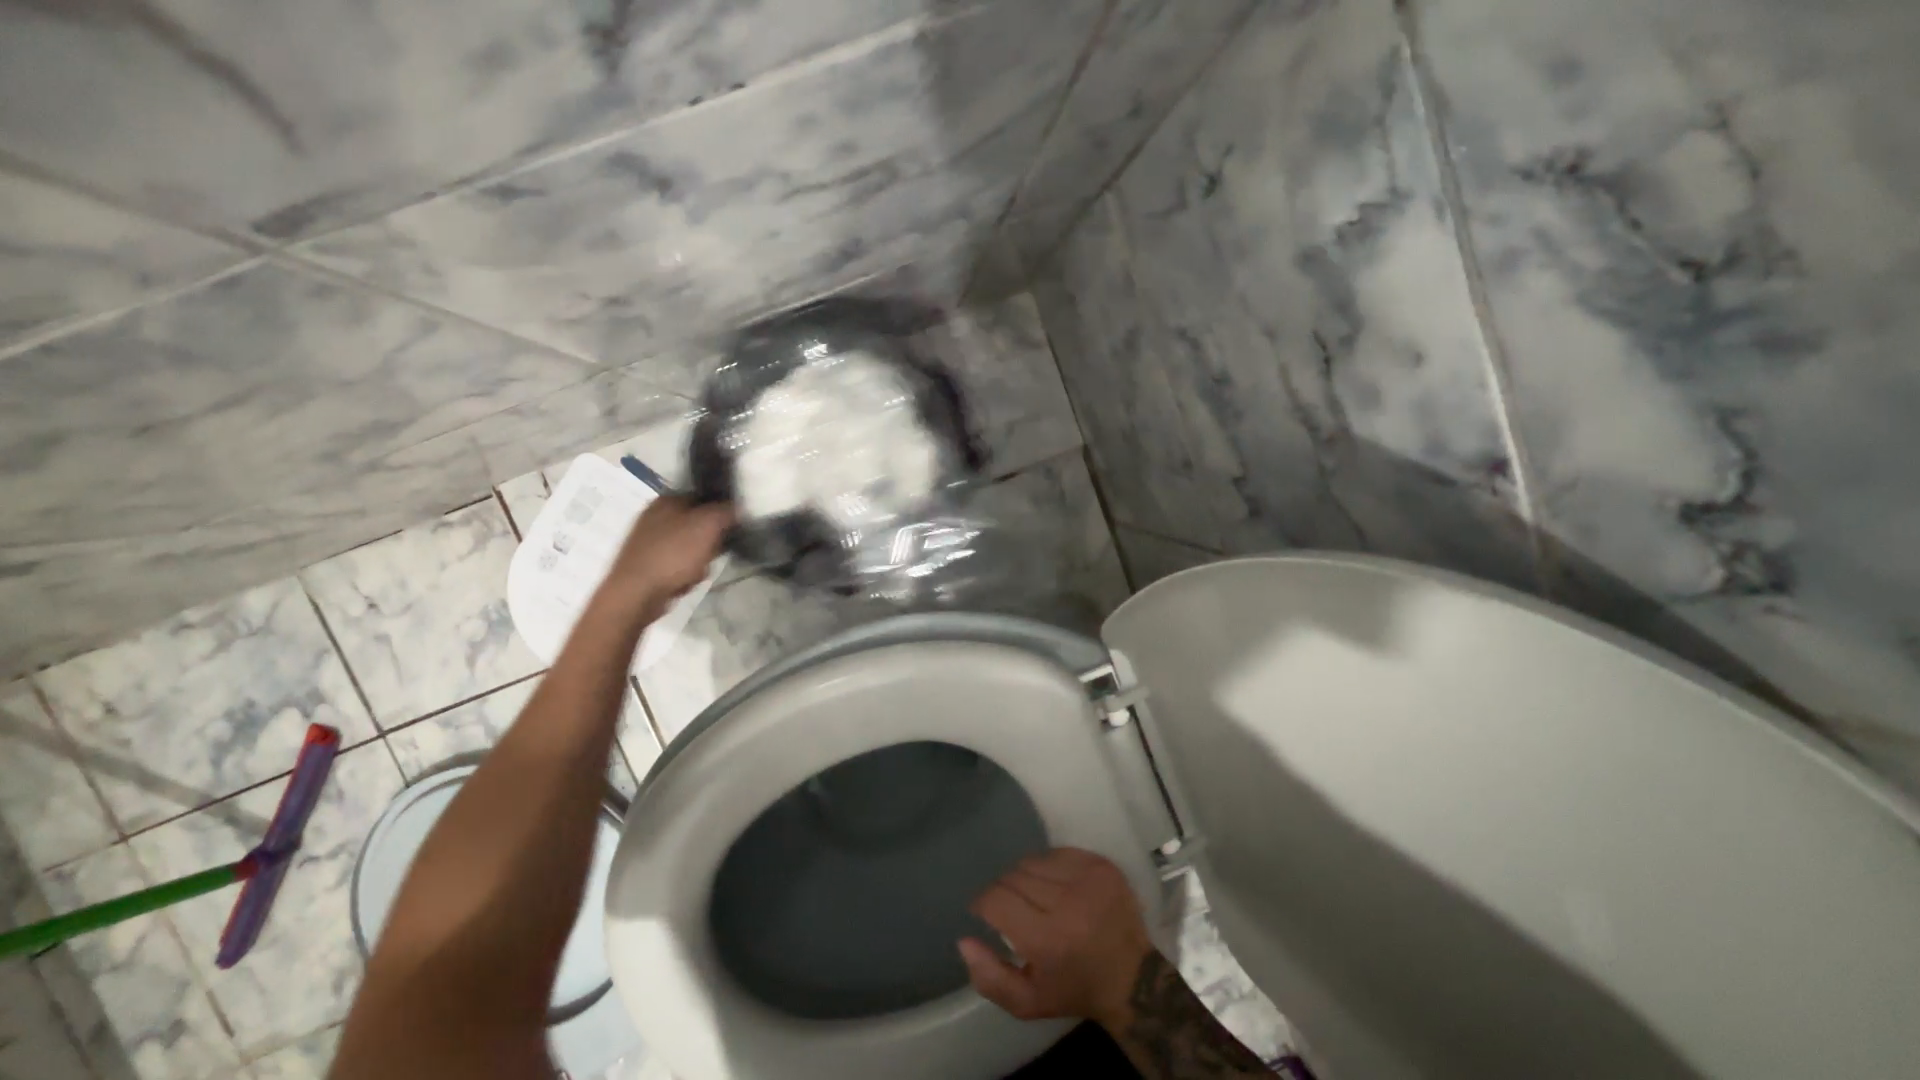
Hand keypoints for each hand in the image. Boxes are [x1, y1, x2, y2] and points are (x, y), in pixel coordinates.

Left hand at [599, 496, 732, 616]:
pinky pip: (676, 566)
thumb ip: (725, 511)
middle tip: (712, 553)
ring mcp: (648, 542)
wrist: (637, 593)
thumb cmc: (672, 554)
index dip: (720, 512)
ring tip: (696, 572)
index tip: (730, 528)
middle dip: (709, 543)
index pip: (702, 498)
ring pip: (689, 548)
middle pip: (697, 525)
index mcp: (666, 500)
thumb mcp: (707, 526)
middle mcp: (654, 516)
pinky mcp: (646, 565)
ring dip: (698, 561)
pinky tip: (682, 583)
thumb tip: (735, 508)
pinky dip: (683, 575)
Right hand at [958, 848, 1155, 1028]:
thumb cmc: (1074, 990)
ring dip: (1026, 877)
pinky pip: (1058, 853)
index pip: (996, 900)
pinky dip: (1049, 867)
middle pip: (1012, 877)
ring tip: (1035, 898)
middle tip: (1012, 910)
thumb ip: (989, 977)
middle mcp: (1068, 903)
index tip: (984, 913)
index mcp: (1047, 939)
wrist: (1133, 979)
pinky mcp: (1103, 866)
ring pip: (1033, 861)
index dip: (982, 904)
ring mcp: (1088, 880)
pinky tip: (1056, 886)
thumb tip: (964, 940)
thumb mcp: (1027, 1001)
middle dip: (1004, 892)